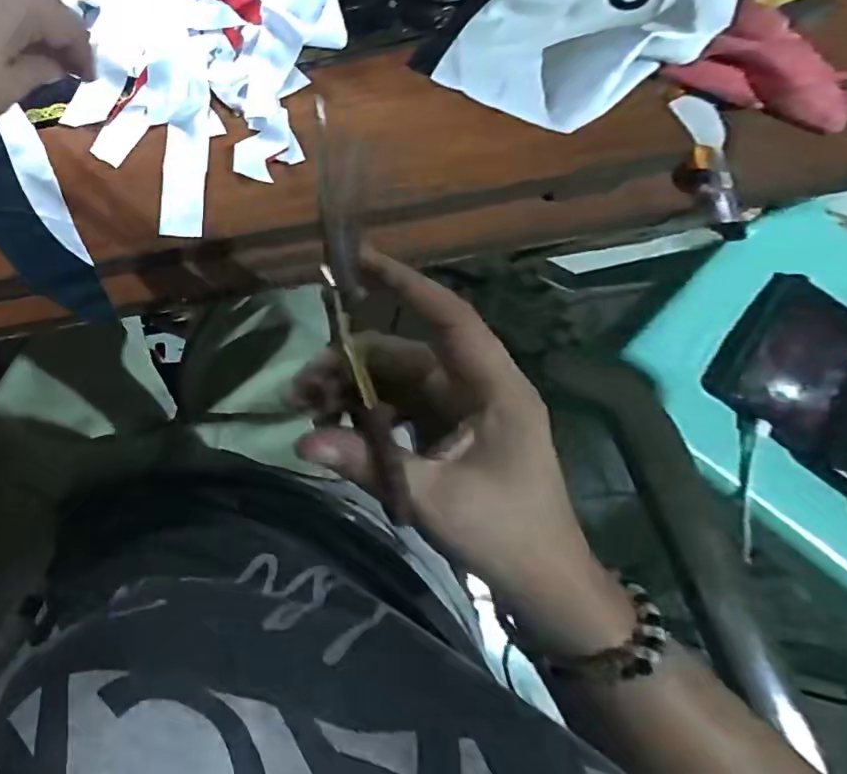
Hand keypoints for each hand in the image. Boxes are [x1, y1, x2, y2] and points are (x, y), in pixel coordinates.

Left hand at [0, 0, 92, 158]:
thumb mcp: (6, 87)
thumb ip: (40, 71)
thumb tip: (56, 64)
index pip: (69, 25)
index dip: (83, 56)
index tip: (91, 81)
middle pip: (44, 9)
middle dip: (58, 42)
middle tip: (68, 73)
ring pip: (17, 8)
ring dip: (31, 36)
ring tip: (40, 67)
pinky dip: (6, 31)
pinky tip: (7, 54)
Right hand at [294, 249, 634, 655]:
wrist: (545, 587)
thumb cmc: (508, 535)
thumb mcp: (433, 498)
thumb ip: (367, 463)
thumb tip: (302, 440)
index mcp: (493, 390)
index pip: (450, 318)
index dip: (407, 283)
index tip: (359, 258)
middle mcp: (472, 387)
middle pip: (399, 352)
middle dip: (345, 362)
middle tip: (300, 388)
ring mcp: (455, 407)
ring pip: (388, 377)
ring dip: (345, 387)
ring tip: (304, 408)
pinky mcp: (440, 428)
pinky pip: (389, 403)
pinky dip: (358, 409)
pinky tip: (328, 425)